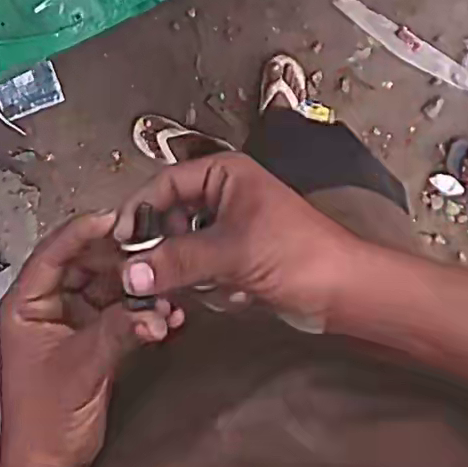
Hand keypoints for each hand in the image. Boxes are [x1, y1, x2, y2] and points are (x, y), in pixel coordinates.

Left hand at [0, 211, 181, 466]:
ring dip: (134, 285)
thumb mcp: (81, 367)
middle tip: (150, 248)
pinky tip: (164, 313)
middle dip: (118, 257)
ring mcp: (71, 317)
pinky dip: (139, 308)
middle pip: (84, 263)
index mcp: (26, 302)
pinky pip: (118, 308)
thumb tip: (155, 308)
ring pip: (105, 283)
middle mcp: (47, 303)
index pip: (54, 253)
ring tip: (163, 284)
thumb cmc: (44, 419)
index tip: (115, 218)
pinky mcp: (92, 333)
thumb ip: (118, 331)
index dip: (83, 232)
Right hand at [113, 153, 374, 327]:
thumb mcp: (231, 252)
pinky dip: (205, 281)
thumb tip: (130, 272)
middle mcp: (223, 193)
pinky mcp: (237, 254)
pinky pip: (202, 264)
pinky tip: (230, 292)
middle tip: (147, 273)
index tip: (120, 240)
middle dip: (164, 246)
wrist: (347, 293)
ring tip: (199, 286)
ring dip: (186, 269)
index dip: (139, 210)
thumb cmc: (299, 255)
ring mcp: (230, 225)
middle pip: (170, 215)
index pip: (164, 184)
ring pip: (184, 243)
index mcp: (223, 174)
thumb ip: (177, 261)